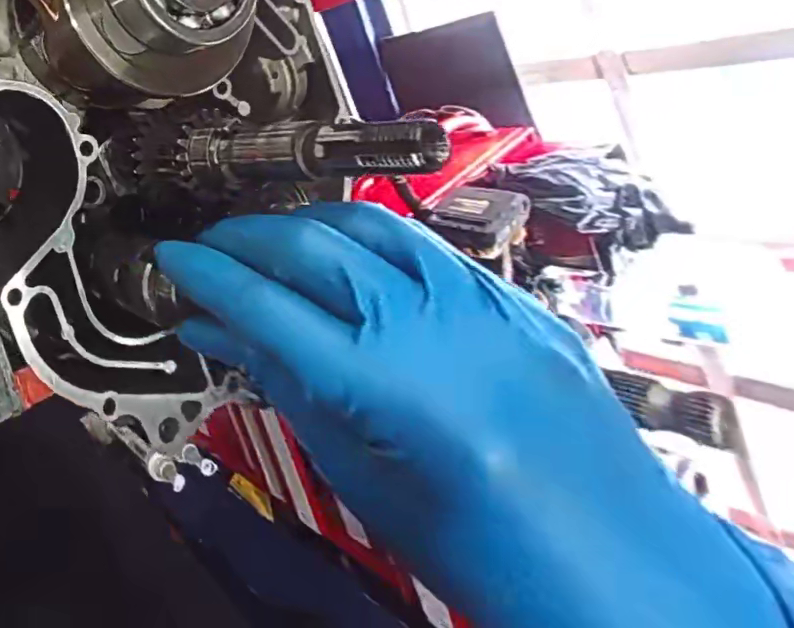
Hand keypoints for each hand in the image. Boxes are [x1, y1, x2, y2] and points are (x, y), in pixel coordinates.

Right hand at [156, 204, 793, 627]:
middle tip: (209, 246)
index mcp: (382, 385)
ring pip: (363, 222)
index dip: (204, 273)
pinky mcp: (508, 294)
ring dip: (301, 223)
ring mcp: (478, 298)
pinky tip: (342, 255)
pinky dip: (362, 238)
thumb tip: (214, 327)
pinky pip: (418, 242)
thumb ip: (281, 381)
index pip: (263, 304)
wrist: (624, 572)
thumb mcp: (354, 469)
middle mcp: (430, 322)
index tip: (170, 258)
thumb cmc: (470, 544)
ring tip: (267, 241)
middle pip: (308, 245)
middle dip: (243, 237)